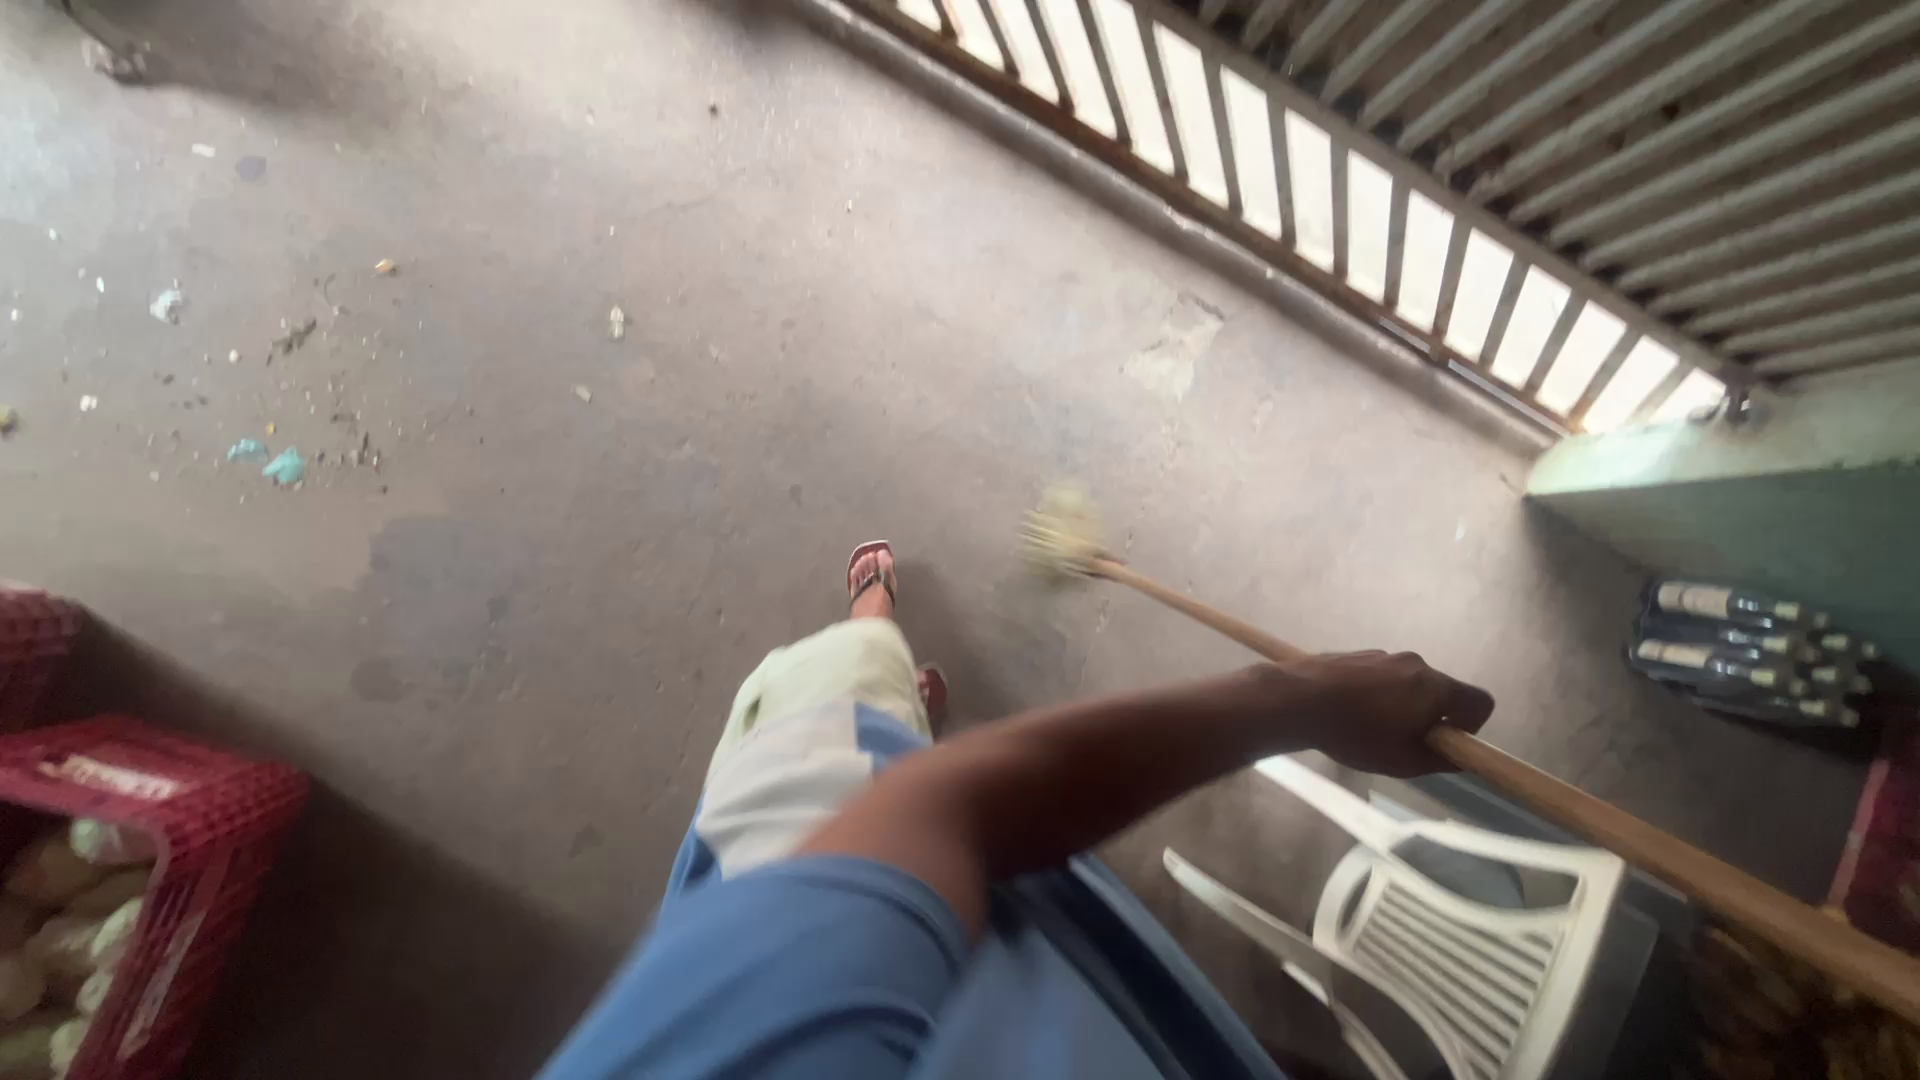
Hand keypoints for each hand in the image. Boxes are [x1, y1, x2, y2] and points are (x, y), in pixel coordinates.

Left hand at [1252, 651, 1494, 776]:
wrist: (1296, 698)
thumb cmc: (1355, 733)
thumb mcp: (1404, 761)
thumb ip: (1440, 759)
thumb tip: (1456, 755)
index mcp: (1434, 686)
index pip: (1480, 701)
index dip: (1471, 726)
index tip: (1445, 742)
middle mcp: (1413, 663)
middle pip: (1440, 690)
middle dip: (1431, 715)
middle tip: (1404, 739)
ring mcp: (1381, 655)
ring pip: (1406, 682)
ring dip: (1400, 703)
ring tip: (1369, 726)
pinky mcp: (1354, 654)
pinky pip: (1378, 675)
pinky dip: (1374, 692)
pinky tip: (1348, 710)